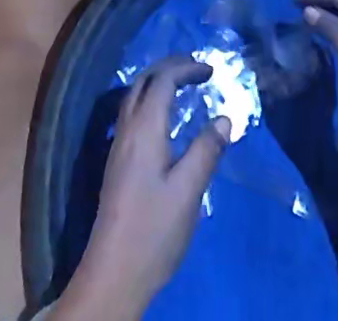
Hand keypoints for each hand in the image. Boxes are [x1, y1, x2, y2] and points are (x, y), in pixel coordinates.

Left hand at [64, 57, 230, 318]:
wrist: (113, 270)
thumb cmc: (154, 229)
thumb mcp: (188, 191)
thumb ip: (206, 151)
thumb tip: (224, 117)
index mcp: (144, 129)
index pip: (162, 81)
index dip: (186, 68)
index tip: (212, 70)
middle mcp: (127, 129)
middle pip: (144, 82)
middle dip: (169, 68)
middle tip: (197, 69)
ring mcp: (118, 145)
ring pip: (135, 97)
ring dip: (158, 83)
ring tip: (184, 86)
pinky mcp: (118, 162)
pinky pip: (133, 114)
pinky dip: (151, 101)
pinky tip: (165, 120)